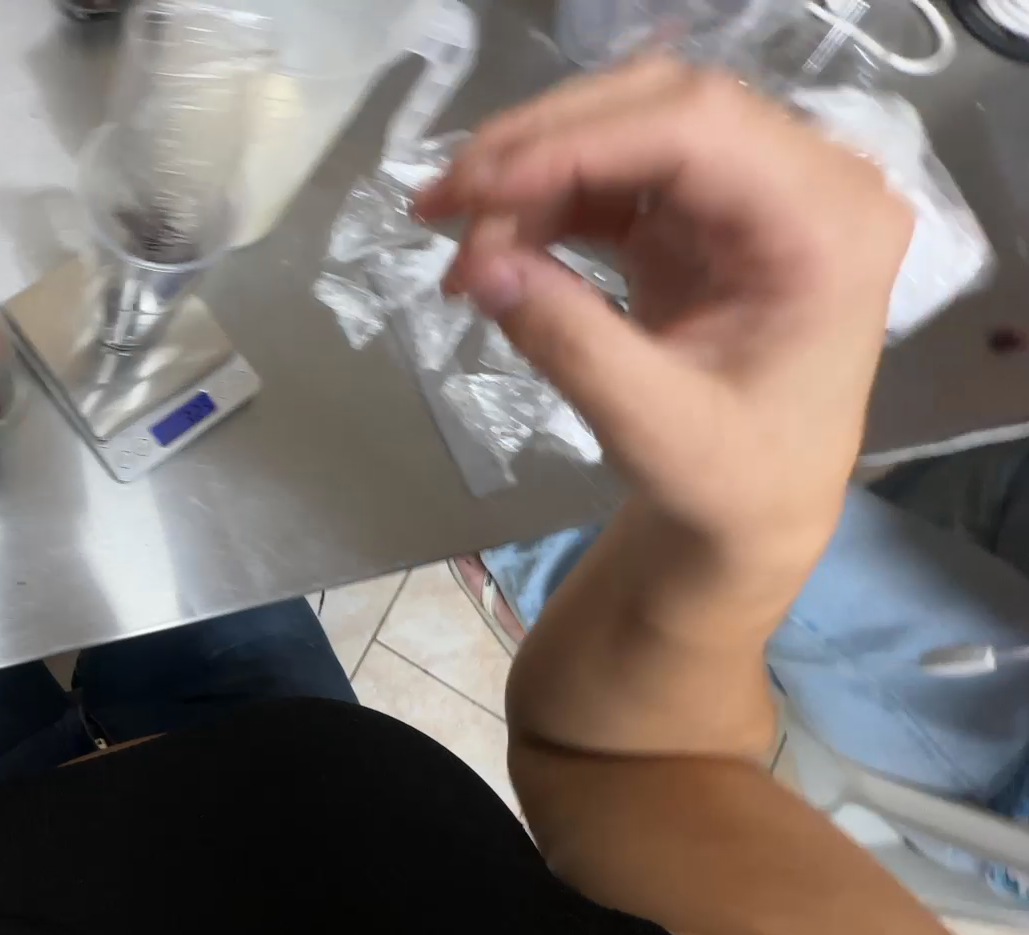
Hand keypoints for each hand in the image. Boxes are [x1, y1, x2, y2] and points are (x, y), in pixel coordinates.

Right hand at [416, 58, 912, 578]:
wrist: (748, 502)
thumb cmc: (725, 474)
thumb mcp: (647, 421)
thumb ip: (566, 340)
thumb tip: (477, 271)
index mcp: (821, 225)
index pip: (693, 132)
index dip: (570, 147)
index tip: (470, 198)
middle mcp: (794, 184)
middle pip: (654, 107)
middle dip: (533, 145)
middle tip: (438, 202)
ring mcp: (740, 197)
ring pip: (620, 134)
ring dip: (524, 175)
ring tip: (452, 238)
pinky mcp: (691, 222)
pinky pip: (603, 183)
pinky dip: (534, 208)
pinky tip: (489, 251)